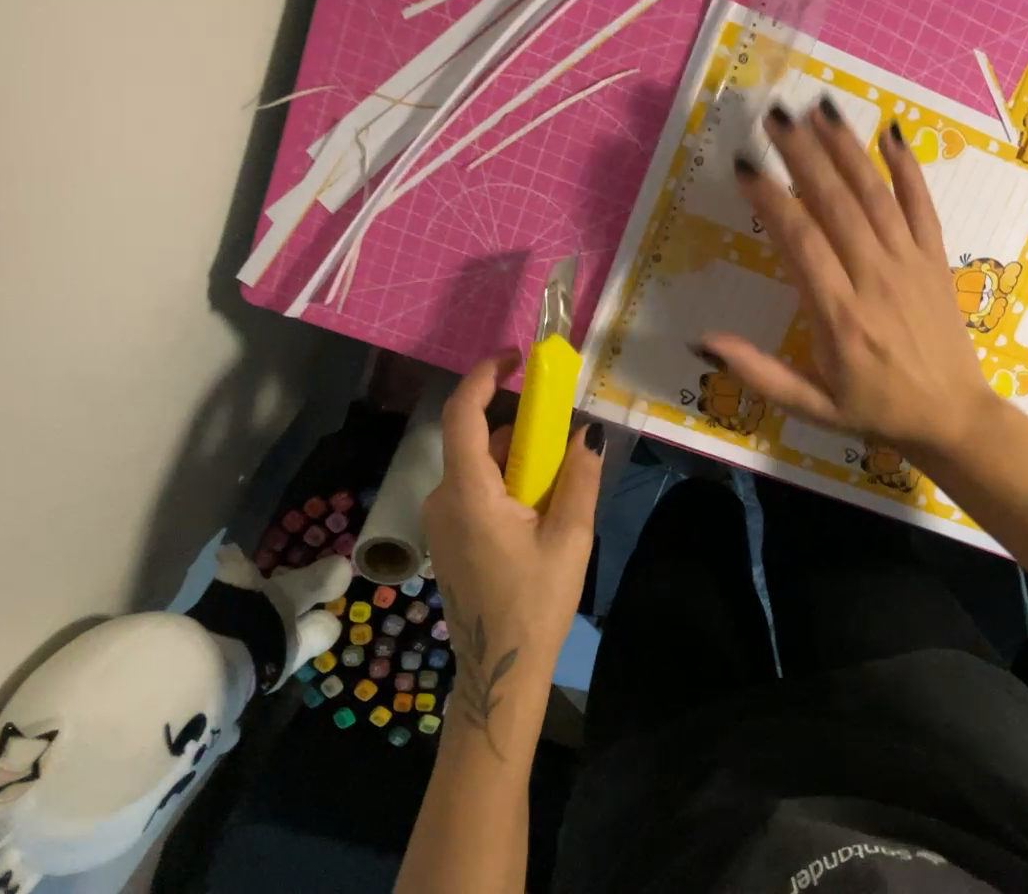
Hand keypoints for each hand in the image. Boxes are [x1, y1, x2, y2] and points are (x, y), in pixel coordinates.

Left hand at [423, 352, 605, 760]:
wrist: (500, 668)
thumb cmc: (536, 601)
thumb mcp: (571, 538)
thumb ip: (580, 478)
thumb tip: (588, 433)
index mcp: (469, 493)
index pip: (463, 414)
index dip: (484, 376)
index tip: (515, 359)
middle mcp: (443, 498)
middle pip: (478, 440)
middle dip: (521, 431)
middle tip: (565, 442)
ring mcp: (439, 519)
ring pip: (478, 467)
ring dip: (517, 462)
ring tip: (559, 488)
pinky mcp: (446, 536)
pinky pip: (473, 490)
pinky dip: (505, 484)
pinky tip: (537, 512)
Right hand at [699, 98, 1000, 464]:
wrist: (952, 417)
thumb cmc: (873, 410)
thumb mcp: (809, 405)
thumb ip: (757, 372)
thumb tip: (702, 342)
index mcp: (839, 315)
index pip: (801, 242)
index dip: (771, 200)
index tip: (745, 164)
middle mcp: (875, 278)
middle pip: (836, 203)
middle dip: (803, 155)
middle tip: (774, 114)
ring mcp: (910, 264)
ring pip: (876, 195)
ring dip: (846, 148)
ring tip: (818, 109)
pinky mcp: (935, 259)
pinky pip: (921, 204)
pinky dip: (907, 167)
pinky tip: (891, 132)